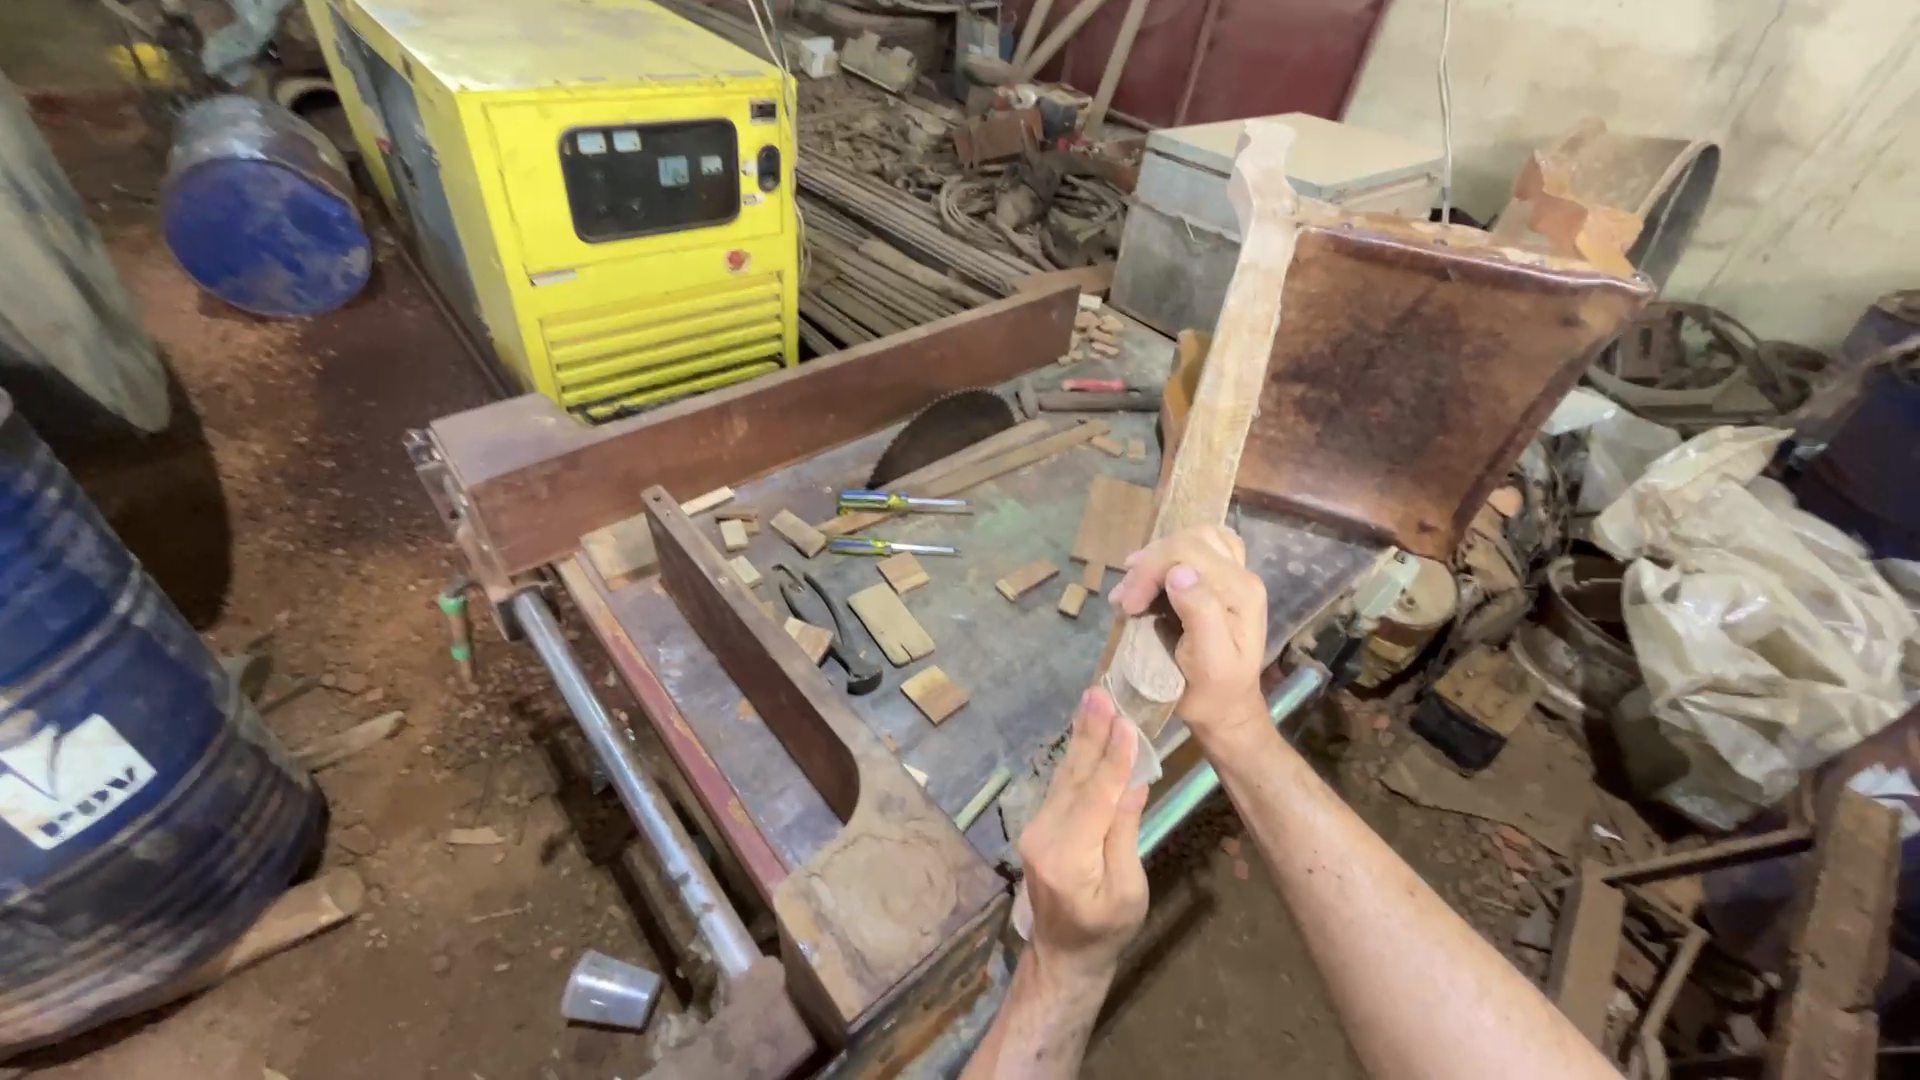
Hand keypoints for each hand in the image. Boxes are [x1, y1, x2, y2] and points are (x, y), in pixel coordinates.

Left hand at [1017, 688, 1150, 986]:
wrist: (1064, 954)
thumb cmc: (1106, 930)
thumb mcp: (1128, 891)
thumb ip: (1124, 834)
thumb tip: (1133, 782)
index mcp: (1069, 858)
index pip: (1095, 798)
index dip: (1113, 760)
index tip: (1127, 724)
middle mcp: (1044, 836)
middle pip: (1074, 778)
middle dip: (1090, 734)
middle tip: (1100, 694)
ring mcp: (1036, 828)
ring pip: (1065, 777)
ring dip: (1082, 737)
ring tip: (1093, 701)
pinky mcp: (1039, 825)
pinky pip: (1062, 786)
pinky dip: (1077, 757)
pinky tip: (1086, 732)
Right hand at [1108, 525, 1268, 742]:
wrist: (1225, 707)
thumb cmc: (1211, 691)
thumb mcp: (1208, 662)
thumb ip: (1200, 613)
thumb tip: (1179, 573)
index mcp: (1240, 592)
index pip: (1187, 553)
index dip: (1149, 572)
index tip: (1127, 607)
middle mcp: (1242, 575)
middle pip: (1188, 539)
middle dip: (1148, 564)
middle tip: (1125, 601)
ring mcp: (1234, 574)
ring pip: (1192, 537)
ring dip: (1156, 557)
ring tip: (1132, 589)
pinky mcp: (1222, 578)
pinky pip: (1197, 547)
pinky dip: (1168, 557)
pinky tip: (1151, 578)